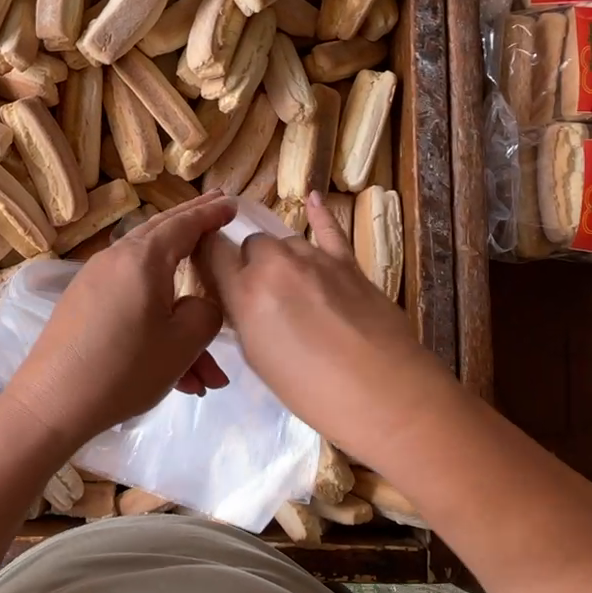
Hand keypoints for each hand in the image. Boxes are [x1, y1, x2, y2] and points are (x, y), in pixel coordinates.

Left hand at [0, 193, 234, 448]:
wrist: (52, 404)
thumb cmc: (124, 368)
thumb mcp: (183, 343)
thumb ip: (207, 313)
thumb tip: (201, 305)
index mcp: (143, 257)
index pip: (185, 223)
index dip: (211, 214)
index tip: (232, 205)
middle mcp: (116, 260)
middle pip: (163, 237)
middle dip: (194, 231)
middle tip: (218, 213)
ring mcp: (95, 284)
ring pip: (152, 290)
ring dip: (183, 325)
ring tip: (208, 375)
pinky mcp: (83, 309)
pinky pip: (132, 308)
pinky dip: (158, 332)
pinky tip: (178, 380)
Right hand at [196, 192, 446, 459]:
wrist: (384, 394)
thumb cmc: (312, 391)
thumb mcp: (258, 358)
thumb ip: (243, 318)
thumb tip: (241, 298)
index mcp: (245, 293)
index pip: (211, 252)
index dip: (207, 256)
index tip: (208, 268)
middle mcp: (275, 265)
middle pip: (251, 245)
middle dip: (250, 264)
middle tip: (260, 297)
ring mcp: (315, 259)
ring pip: (285, 242)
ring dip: (281, 258)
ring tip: (290, 288)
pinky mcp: (349, 262)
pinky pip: (329, 230)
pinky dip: (320, 215)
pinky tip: (313, 199)